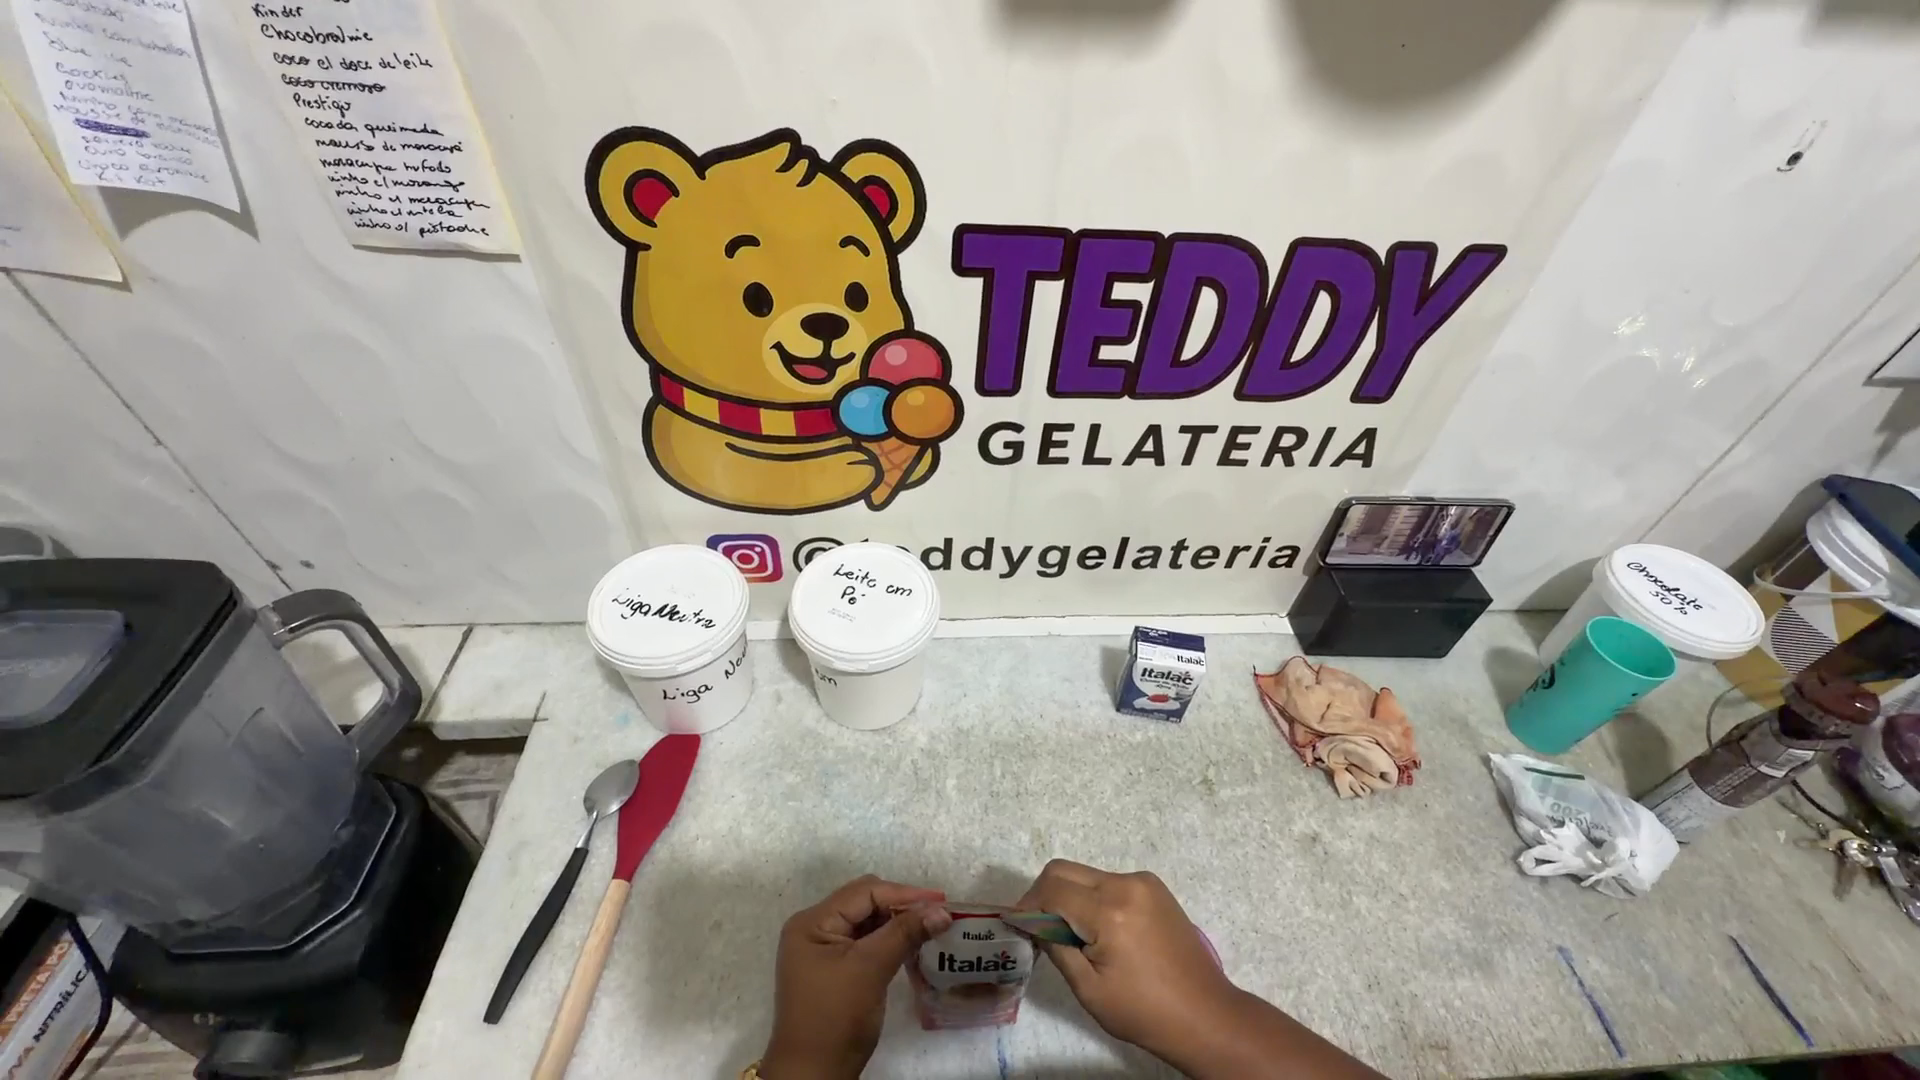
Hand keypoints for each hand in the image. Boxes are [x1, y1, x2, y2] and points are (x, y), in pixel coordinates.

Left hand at [761, 876, 952, 1079]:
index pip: (864, 892)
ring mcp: (823, 949)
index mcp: (813, 921)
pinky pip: (865, 941)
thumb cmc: (836, 1018)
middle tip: (937, 914)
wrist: (813, 1077)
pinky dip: (888, 940)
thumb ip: (905, 933)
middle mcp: (814, 928)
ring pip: (867, 921)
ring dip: (897, 922)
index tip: (941, 901)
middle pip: (865, 902)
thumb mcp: (871, 970)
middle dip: (901, 905)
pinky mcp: (834, 967)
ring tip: (929, 927)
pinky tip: (911, 944)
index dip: (904, 893)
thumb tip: (942, 910)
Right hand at [1015, 860, 1236, 1068]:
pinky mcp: (1154, 887)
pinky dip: (1091, 899)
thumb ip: (1056, 946)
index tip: (1016, 927)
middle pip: (1065, 871)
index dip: (1027, 906)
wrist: (1205, 1015)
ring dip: (1068, 896)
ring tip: (1067, 935)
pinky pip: (1108, 882)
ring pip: (1086, 875)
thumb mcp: (1089, 989)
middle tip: (1035, 928)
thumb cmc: (1144, 1012)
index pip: (1052, 889)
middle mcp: (1126, 884)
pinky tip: (1096, 931)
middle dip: (1042, 895)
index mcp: (1110, 911)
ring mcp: (1143, 882)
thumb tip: (1031, 922)